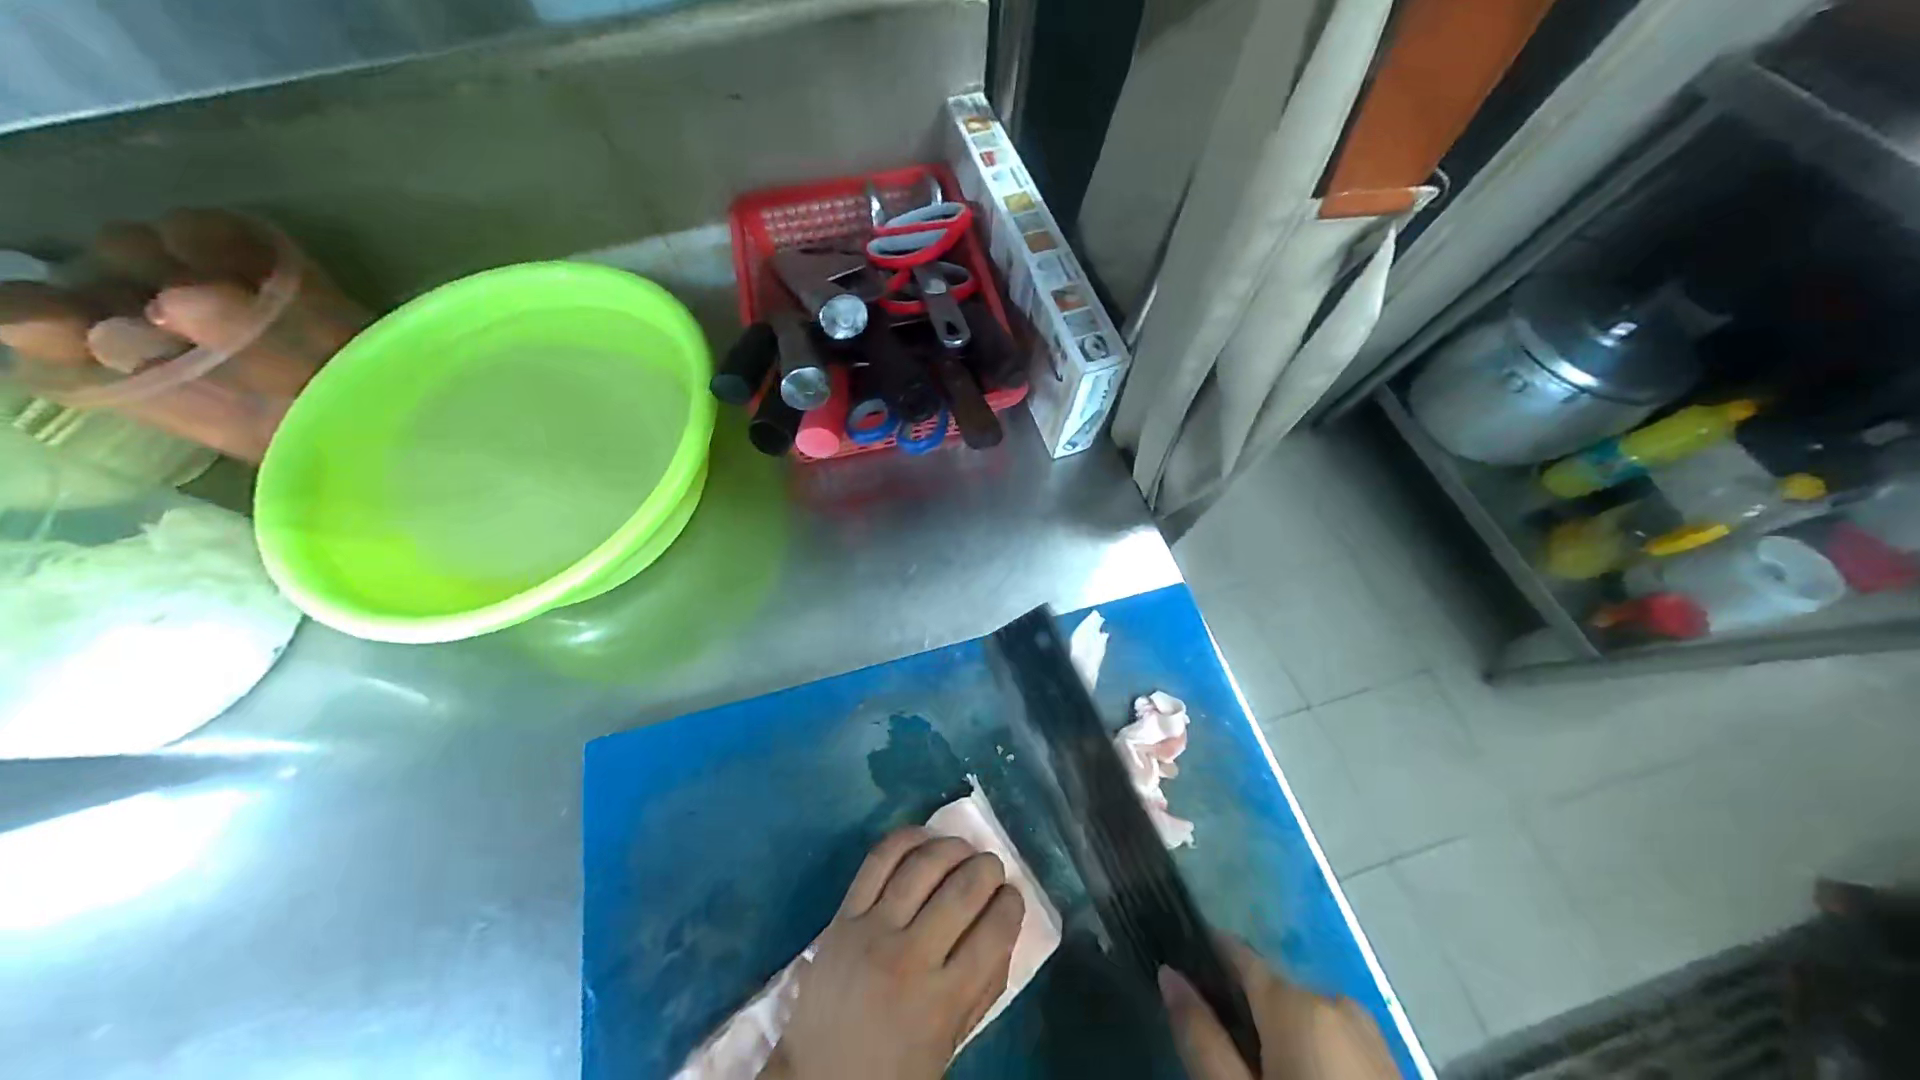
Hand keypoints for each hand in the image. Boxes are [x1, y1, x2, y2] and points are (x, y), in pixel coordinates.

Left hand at [761, 827, 1025, 1079]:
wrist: (815, 1078)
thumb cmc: (892, 1070)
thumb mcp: (950, 1043)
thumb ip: (981, 989)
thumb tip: (1003, 929)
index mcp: (942, 1002)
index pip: (994, 934)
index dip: (1012, 905)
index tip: (1013, 896)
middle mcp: (909, 959)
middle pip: (962, 891)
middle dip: (988, 869)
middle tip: (993, 867)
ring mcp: (872, 931)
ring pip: (922, 866)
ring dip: (952, 848)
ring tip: (964, 849)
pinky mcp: (843, 915)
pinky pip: (877, 862)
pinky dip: (906, 840)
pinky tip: (923, 838)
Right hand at [1159, 937, 1397, 1079]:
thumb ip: (1200, 1036)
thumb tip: (1169, 975)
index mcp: (1299, 1005)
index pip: (1238, 955)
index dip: (1206, 961)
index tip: (1181, 981)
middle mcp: (1338, 1006)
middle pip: (1271, 992)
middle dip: (1242, 1016)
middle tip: (1222, 1066)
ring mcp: (1374, 1042)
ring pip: (1303, 1022)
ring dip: (1277, 1044)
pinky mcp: (1394, 1076)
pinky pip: (1334, 1047)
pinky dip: (1310, 1063)